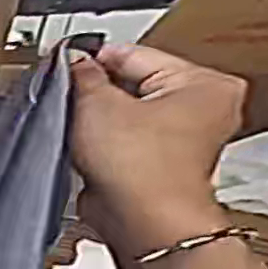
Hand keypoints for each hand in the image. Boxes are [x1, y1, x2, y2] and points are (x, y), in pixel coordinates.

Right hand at [68, 44, 243, 257]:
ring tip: (74, 121)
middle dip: (96, 89)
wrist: (141, 213)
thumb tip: (75, 62)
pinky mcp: (158, 158)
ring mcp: (183, 135)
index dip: (95, 57)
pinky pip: (124, 136)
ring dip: (97, 115)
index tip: (63, 59)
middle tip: (62, 92)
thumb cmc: (139, 164)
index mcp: (205, 82)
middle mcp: (205, 106)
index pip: (137, 55)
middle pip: (135, 83)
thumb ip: (84, 78)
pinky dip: (102, 137)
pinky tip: (83, 143)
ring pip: (128, 111)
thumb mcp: (97, 106)